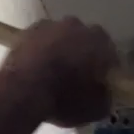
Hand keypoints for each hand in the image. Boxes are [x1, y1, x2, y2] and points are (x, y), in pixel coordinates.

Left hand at [0, 18, 117, 126]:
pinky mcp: (28, 30)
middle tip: (77, 77)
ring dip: (61, 50)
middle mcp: (78, 25)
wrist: (23, 90)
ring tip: (53, 73)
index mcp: (99, 41)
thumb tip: (105, 93)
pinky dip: (41, 50)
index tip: (100, 83)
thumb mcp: (95, 109)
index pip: (109, 52)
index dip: (105, 69)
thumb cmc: (64, 98)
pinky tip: (37, 68)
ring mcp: (51, 25)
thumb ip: (106, 97)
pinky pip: (41, 40)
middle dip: (82, 55)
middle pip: (84, 40)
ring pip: (61, 37)